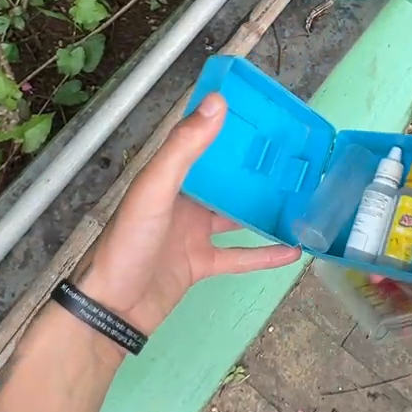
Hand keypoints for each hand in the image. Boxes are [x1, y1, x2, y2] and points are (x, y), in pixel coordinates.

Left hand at [78, 94, 301, 333]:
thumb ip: (185, 148)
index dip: (228, 126)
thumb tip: (218, 102)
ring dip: (263, 209)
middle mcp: (183, 201)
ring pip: (236, 216)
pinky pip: (240, 256)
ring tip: (299, 199)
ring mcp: (193, 234)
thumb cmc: (129, 242)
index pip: (202, 141)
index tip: (265, 113)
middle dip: (254, 167)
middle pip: (225, 179)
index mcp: (169, 176)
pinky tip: (293, 250)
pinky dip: (265, 254)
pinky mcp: (201, 264)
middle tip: (293, 155)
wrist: (112, 310)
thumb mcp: (155, 188)